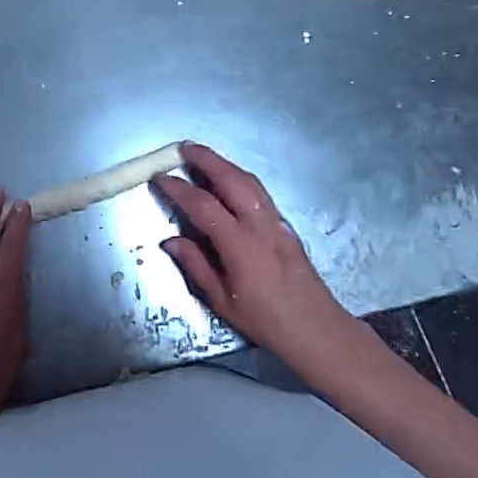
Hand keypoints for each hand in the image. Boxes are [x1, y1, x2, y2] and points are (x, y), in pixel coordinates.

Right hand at [154, 143, 358, 369]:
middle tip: (184, 148)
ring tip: (203, 156)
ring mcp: (276, 222)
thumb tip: (171, 241)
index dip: (179, 189)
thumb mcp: (222, 301)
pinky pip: (259, 192)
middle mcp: (260, 226)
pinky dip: (239, 177)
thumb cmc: (266, 320)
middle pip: (231, 180)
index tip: (160, 178)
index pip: (203, 206)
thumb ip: (195, 265)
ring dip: (224, 164)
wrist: (317, 330)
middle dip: (206, 159)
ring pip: (249, 181)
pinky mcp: (286, 225)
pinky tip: (228, 179)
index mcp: (241, 246)